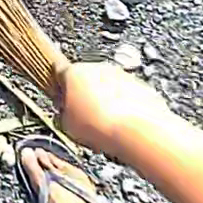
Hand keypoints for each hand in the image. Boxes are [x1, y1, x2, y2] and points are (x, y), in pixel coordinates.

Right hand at [58, 61, 176, 156]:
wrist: (139, 135)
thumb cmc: (100, 127)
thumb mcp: (66, 125)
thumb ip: (63, 113)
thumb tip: (66, 114)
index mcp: (73, 72)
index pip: (58, 71)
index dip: (59, 86)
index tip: (61, 100)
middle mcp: (97, 68)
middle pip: (85, 77)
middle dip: (84, 93)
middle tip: (84, 116)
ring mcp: (123, 76)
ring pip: (109, 85)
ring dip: (106, 99)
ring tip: (107, 125)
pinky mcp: (144, 87)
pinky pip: (130, 95)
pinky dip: (127, 106)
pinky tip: (125, 125)